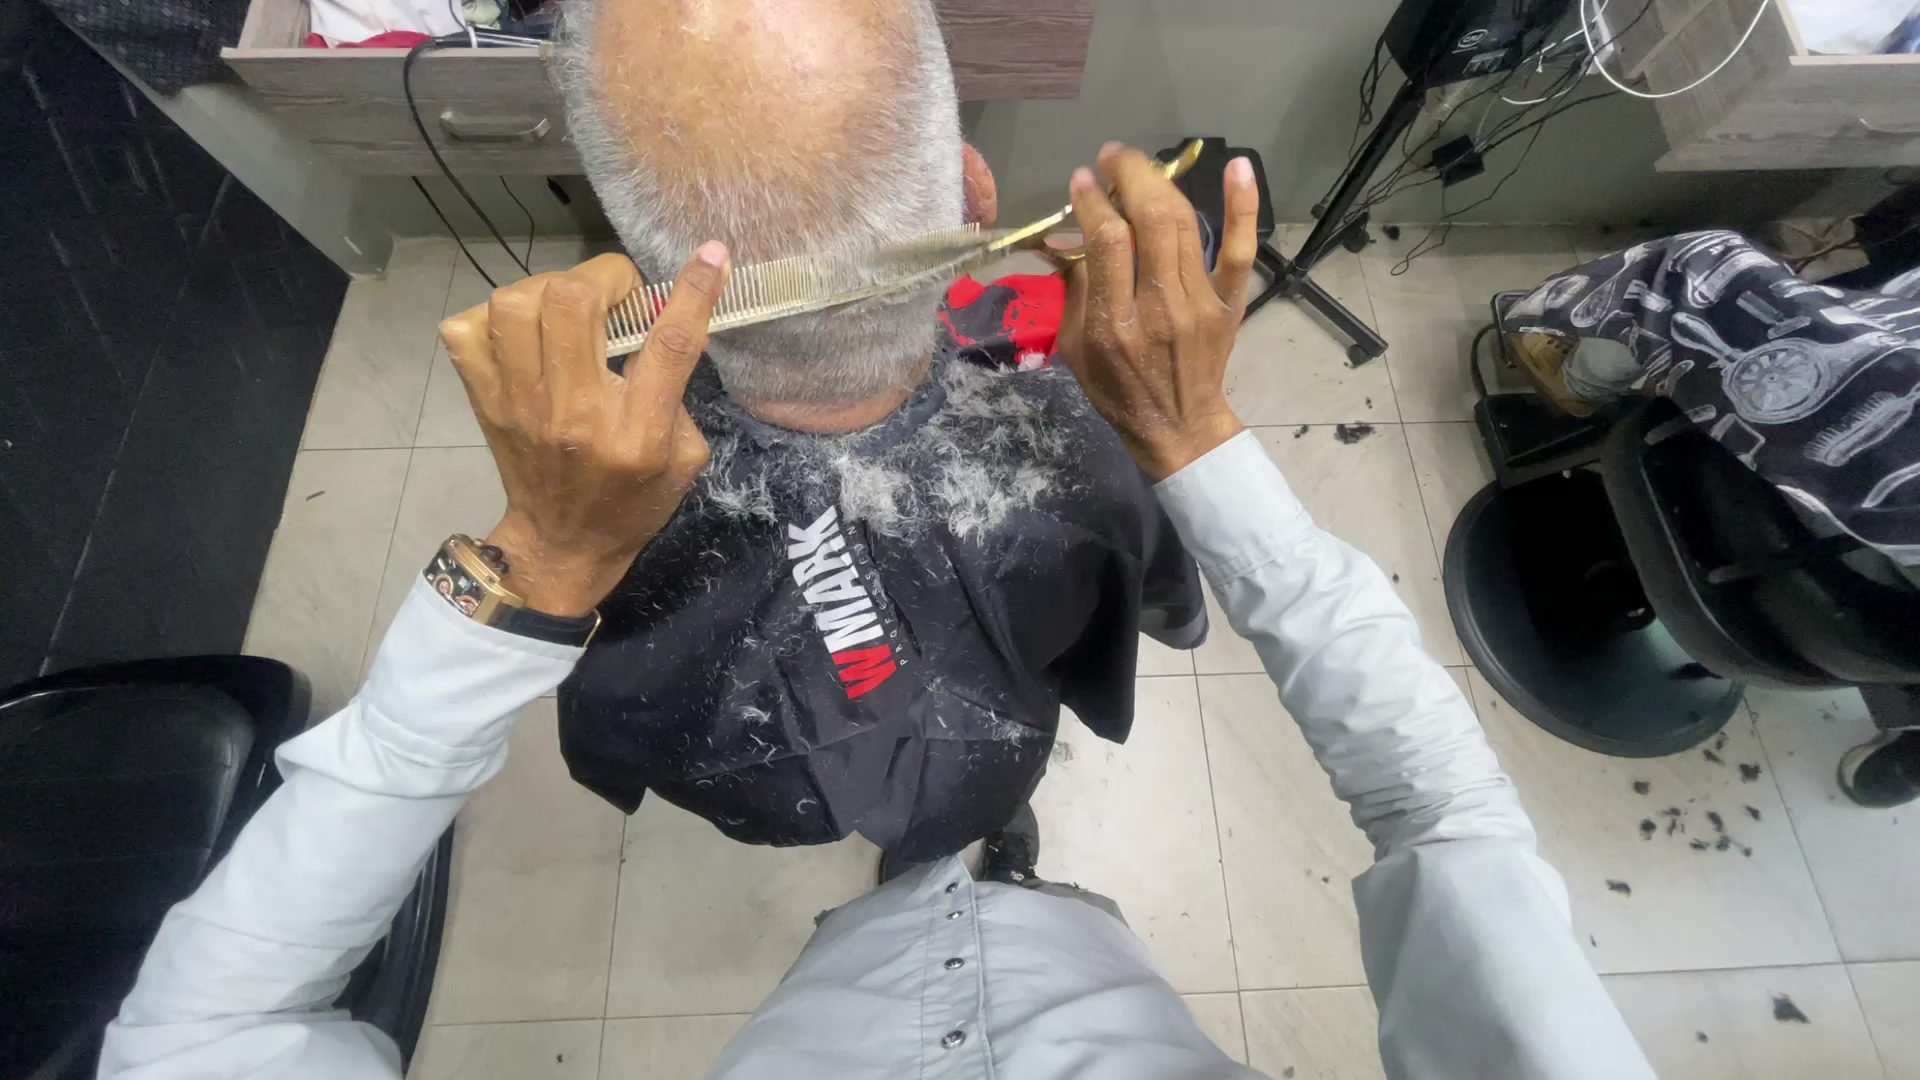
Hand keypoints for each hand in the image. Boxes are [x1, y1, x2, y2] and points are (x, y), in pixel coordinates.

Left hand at [438, 243, 728, 615]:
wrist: (563, 543)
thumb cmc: (636, 503)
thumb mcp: (686, 460)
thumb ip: (678, 397)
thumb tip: (658, 333)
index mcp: (639, 433)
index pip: (667, 347)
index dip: (692, 292)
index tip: (711, 254)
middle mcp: (577, 412)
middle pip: (576, 305)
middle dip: (606, 276)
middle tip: (622, 290)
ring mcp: (522, 404)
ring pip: (517, 304)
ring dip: (552, 288)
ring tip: (573, 305)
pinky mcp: (485, 401)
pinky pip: (468, 329)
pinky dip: (497, 313)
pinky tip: (527, 329)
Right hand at [1055, 142, 1260, 480]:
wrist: (1175, 426)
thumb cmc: (1117, 391)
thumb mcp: (1076, 350)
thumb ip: (1072, 292)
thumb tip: (1062, 238)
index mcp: (1114, 324)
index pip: (1107, 241)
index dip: (1092, 200)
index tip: (1082, 180)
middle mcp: (1159, 308)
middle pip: (1151, 220)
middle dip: (1130, 175)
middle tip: (1112, 158)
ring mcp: (1199, 304)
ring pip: (1186, 225)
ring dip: (1162, 183)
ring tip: (1140, 167)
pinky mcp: (1229, 303)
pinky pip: (1241, 249)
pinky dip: (1243, 205)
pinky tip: (1238, 166)